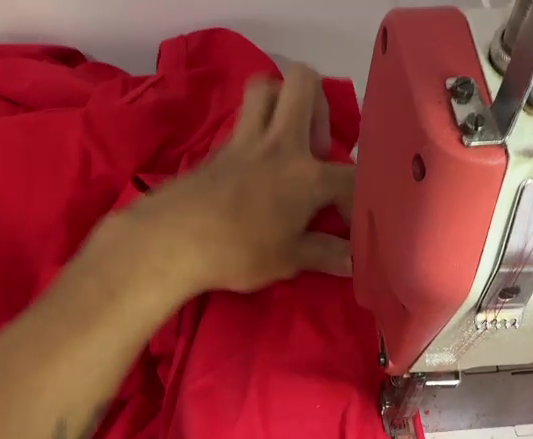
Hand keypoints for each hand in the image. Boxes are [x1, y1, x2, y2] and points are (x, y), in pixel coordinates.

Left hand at [109, 63, 353, 295]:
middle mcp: (279, 145)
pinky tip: (257, 166)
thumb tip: (352, 261)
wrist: (174, 240)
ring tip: (286, 141)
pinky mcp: (219, 150)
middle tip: (317, 147)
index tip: (349, 227)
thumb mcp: (289, 261)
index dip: (358, 201)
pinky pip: (243, 121)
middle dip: (319, 105)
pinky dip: (256, 131)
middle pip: (304, 84)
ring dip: (281, 103)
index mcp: (306, 176)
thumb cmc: (239, 252)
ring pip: (266, 87)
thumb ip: (324, 255)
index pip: (350, 177)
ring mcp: (245, 142)